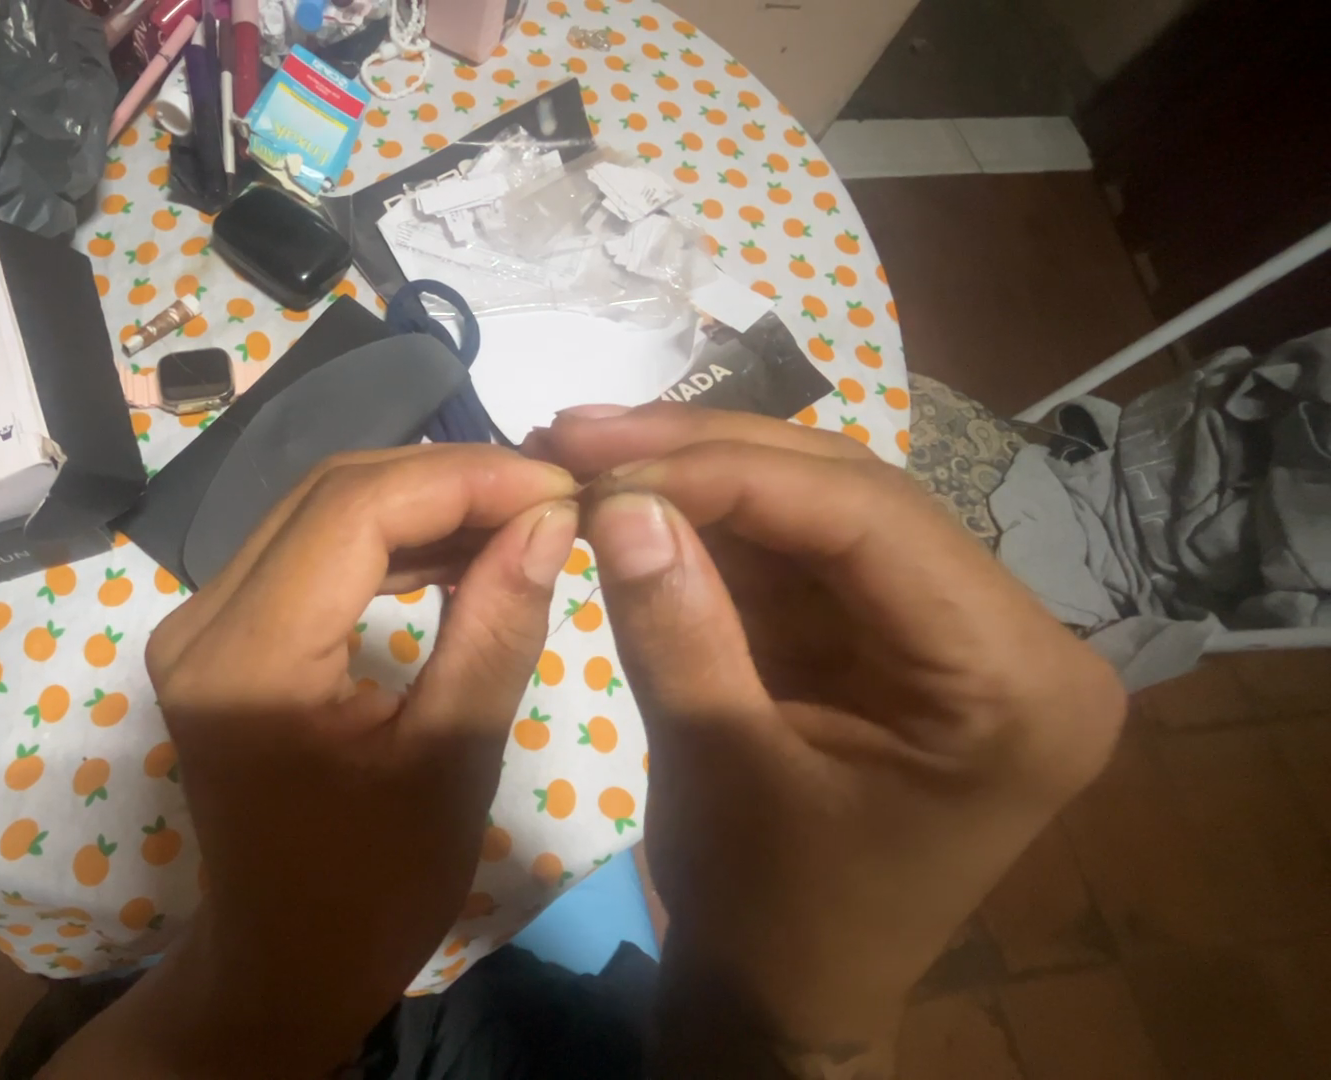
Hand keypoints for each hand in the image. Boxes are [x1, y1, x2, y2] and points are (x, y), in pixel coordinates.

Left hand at [47, 445, 578, 1077]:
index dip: (462, 479)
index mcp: (250, 662)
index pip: (355, 511)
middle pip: (331, 495)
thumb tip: (548, 518)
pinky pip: (309, 550)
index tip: (555, 486)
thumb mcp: (453, 760)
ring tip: (512, 515)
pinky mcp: (222, 632)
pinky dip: (386, 539)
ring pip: (319, 512)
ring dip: (419, 502)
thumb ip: (497, 626)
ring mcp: (202, 623)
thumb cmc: (373, 890)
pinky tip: (453, 547)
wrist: (284, 956)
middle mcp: (202, 622)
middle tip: (542, 496)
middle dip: (446, 480)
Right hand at [527, 404, 1125, 1072]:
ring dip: (689, 474)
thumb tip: (613, 501)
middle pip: (842, 492)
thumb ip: (670, 623)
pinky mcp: (868, 628)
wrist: (783, 985)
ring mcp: (931, 623)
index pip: (867, 518)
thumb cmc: (767, 906)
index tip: (599, 460)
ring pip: (804, 503)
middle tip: (579, 432)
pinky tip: (625, 496)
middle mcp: (996, 630)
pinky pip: (780, 548)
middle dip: (698, 455)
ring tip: (585, 452)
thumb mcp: (713, 763)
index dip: (723, 473)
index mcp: (1008, 679)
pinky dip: (695, 520)